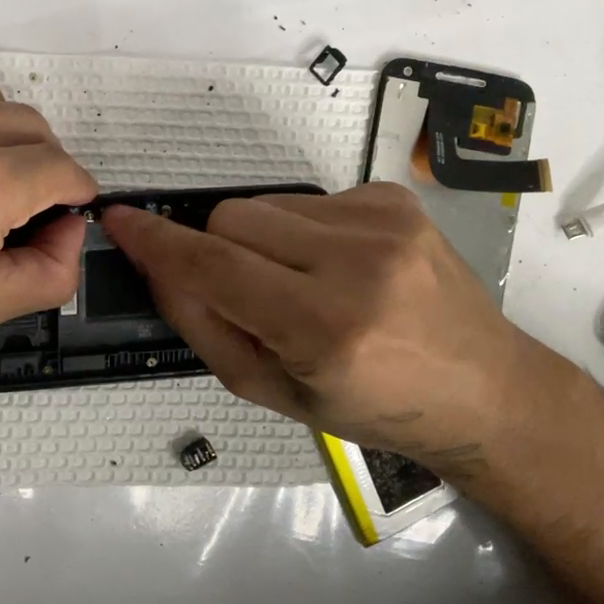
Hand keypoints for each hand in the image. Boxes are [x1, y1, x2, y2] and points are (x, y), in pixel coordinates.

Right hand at [101, 182, 563, 482]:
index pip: (214, 266)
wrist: (485, 388)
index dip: (156, 242)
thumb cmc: (370, 405)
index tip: (119, 221)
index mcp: (325, 329)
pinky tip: (337, 265)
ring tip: (301, 281)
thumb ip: (201, 325)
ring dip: (259, 239)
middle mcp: (358, 266)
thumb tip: (156, 265)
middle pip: (231, 218)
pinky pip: (306, 198)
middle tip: (246, 291)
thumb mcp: (270, 390)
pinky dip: (300, 229)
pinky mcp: (396, 200)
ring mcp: (384, 225)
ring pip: (264, 204)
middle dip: (217, 250)